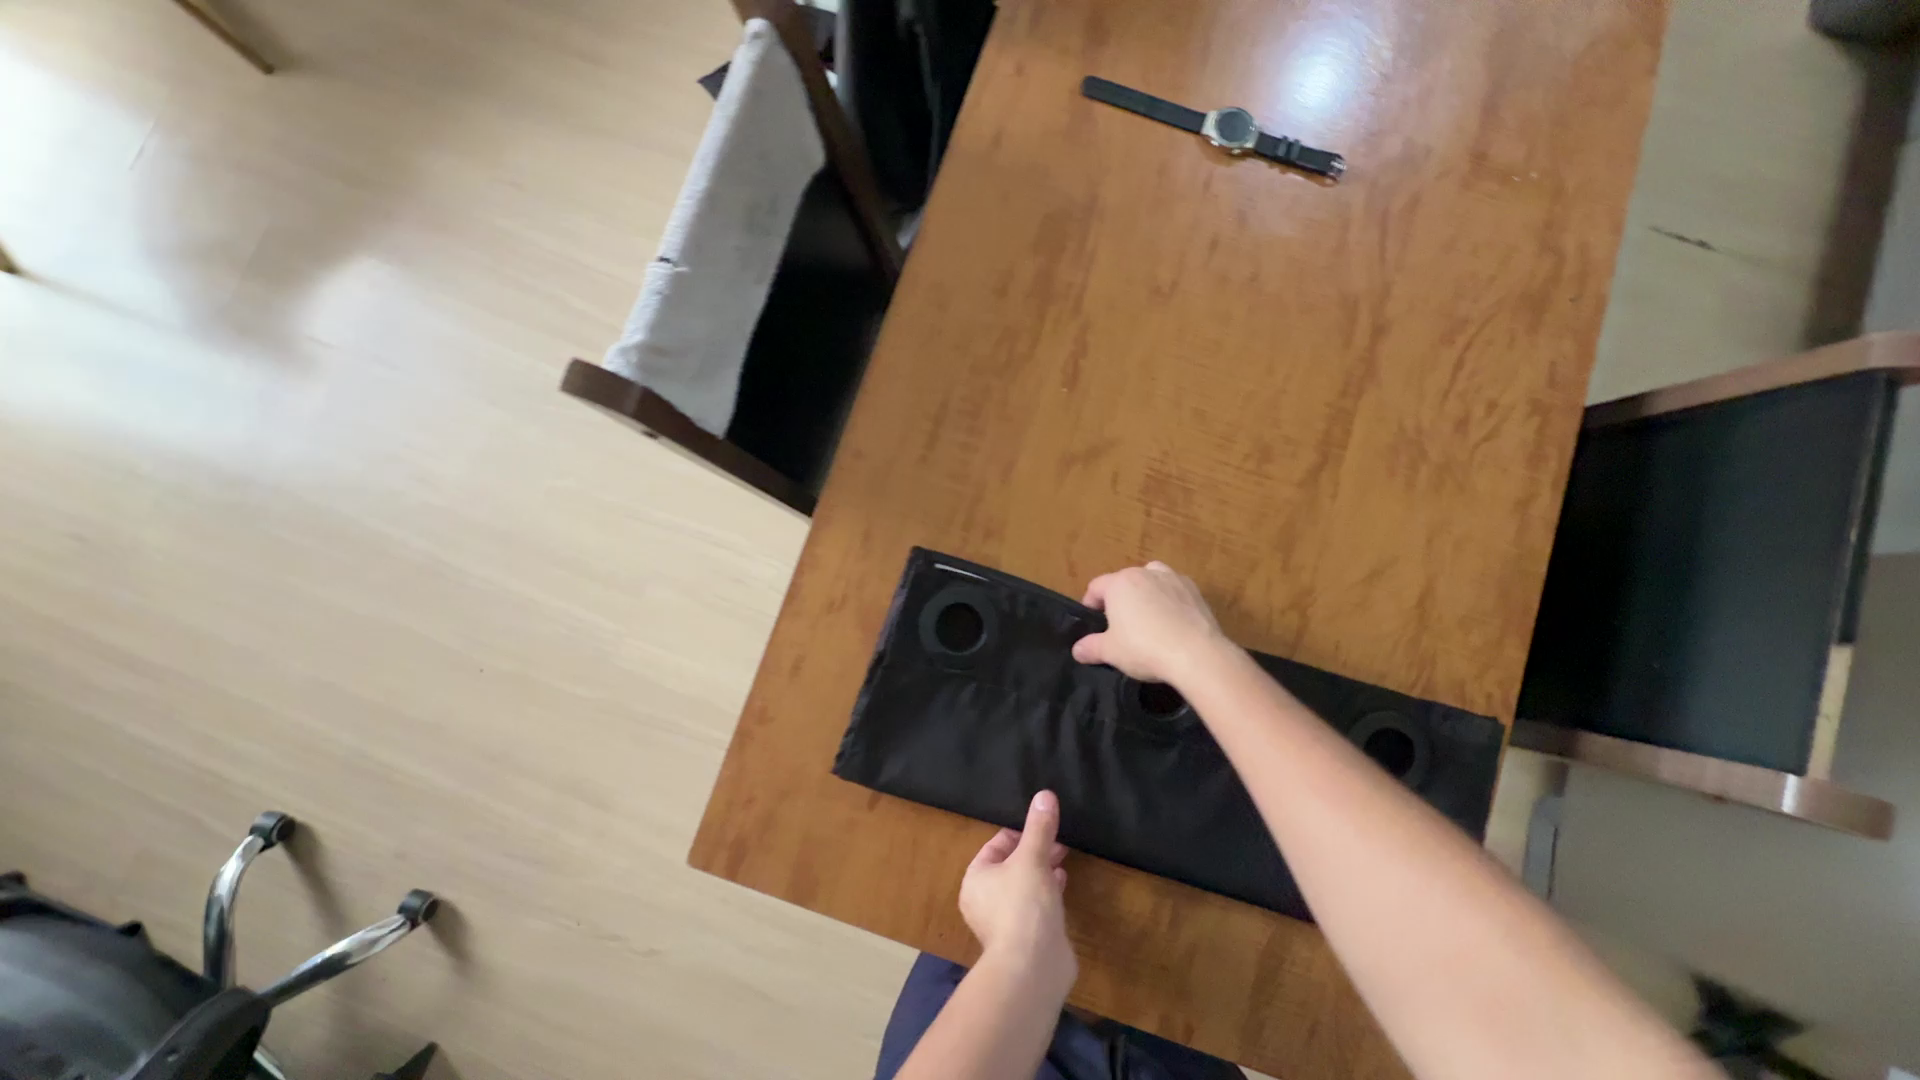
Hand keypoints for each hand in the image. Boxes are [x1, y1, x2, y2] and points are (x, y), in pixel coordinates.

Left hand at [959, 791, 1075, 989]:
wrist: (1033, 967)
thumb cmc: (1023, 906)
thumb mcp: (1033, 858)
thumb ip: (1039, 828)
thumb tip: (1045, 794)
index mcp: (976, 878)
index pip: (997, 845)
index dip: (1020, 833)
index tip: (1044, 825)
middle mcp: (984, 900)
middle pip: (1011, 865)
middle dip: (1035, 852)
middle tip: (1060, 841)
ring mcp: (1004, 921)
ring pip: (1024, 886)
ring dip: (1042, 872)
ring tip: (1064, 858)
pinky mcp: (1025, 938)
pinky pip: (1035, 906)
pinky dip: (1048, 893)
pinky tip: (1063, 885)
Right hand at [1071, 561, 1227, 685]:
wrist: (1196, 654)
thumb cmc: (1144, 648)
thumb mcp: (1110, 652)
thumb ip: (1091, 648)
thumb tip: (1077, 650)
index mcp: (1119, 583)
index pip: (1096, 587)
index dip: (1090, 604)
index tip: (1092, 622)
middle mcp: (1145, 573)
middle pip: (1124, 581)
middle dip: (1119, 599)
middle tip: (1118, 624)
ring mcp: (1172, 578)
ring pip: (1152, 578)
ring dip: (1145, 592)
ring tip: (1147, 616)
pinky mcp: (1194, 590)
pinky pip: (1174, 589)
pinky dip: (1169, 599)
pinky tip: (1172, 621)